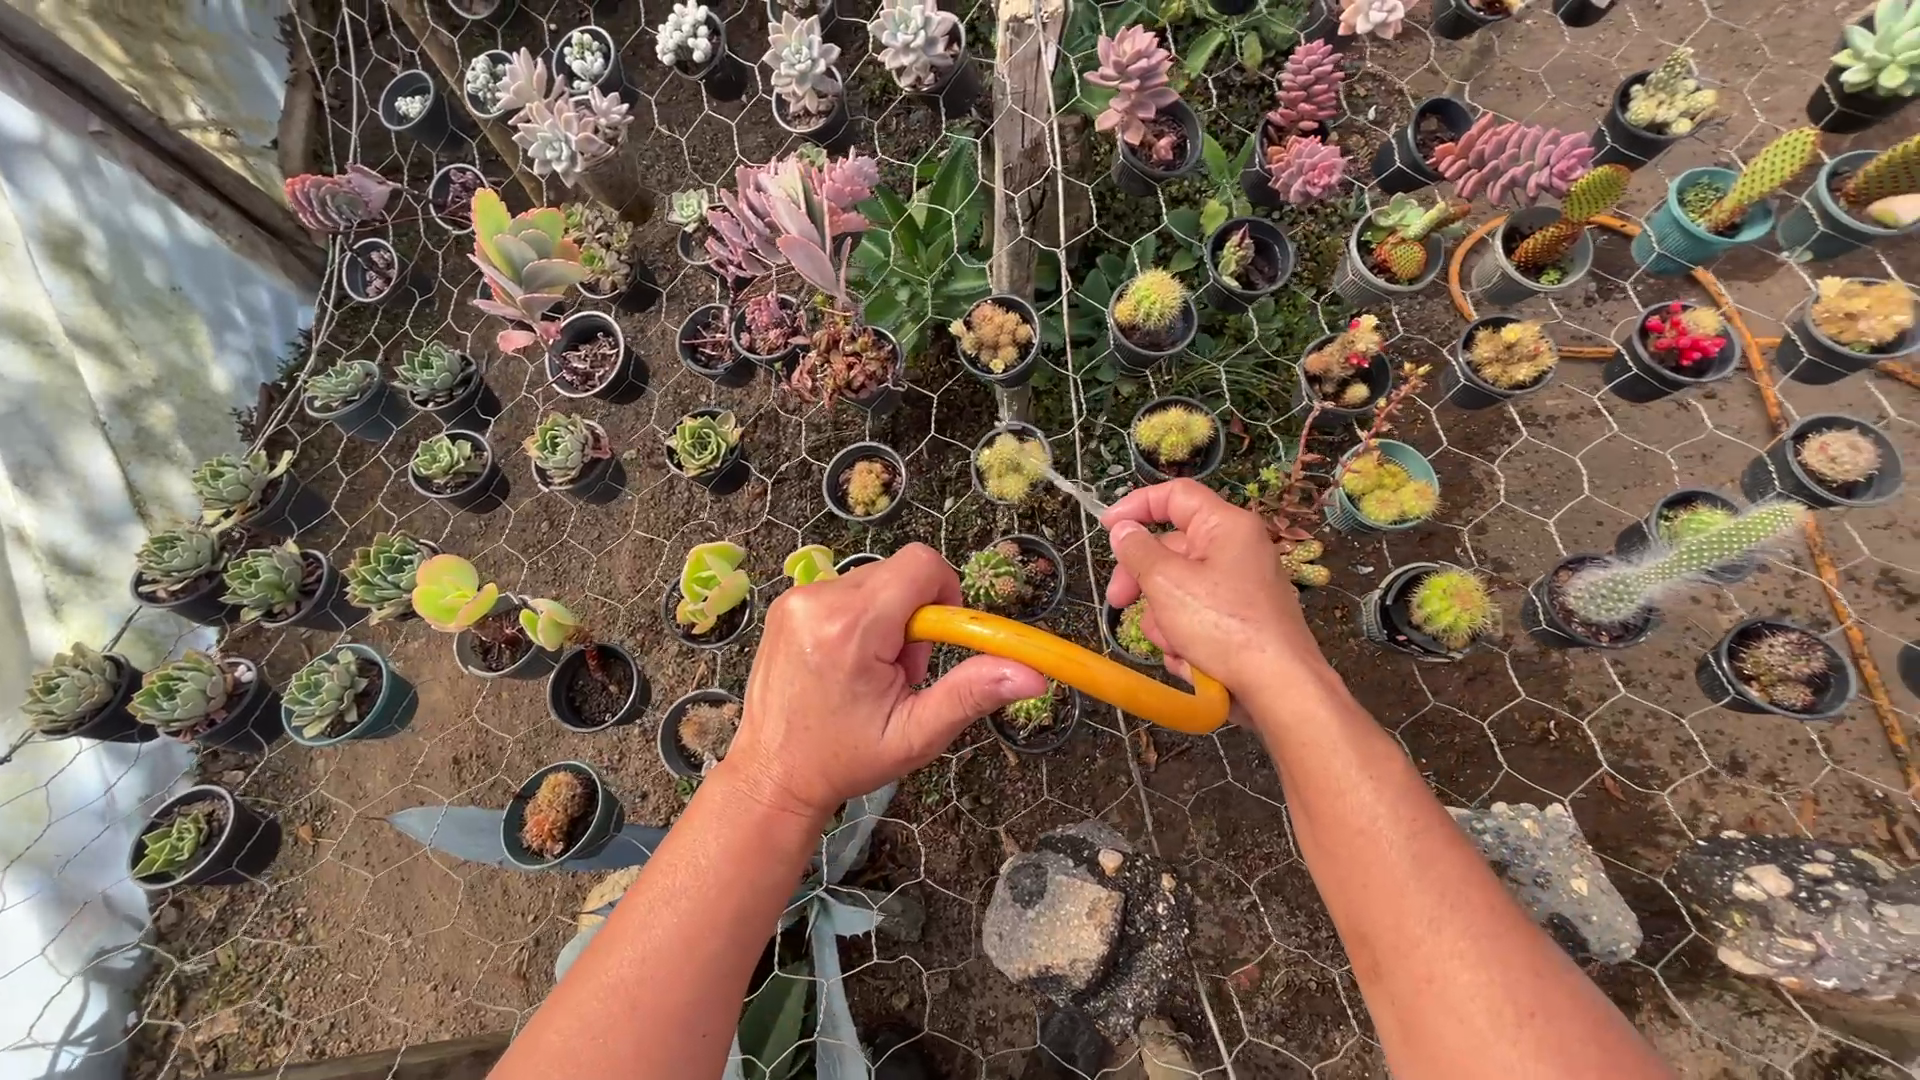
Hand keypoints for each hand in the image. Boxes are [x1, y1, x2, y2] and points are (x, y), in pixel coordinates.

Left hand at [726, 543, 1047, 821]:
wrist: (772, 774)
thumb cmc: (844, 759)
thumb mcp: (917, 735)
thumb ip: (973, 693)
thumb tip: (1031, 672)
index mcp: (852, 628)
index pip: (921, 564)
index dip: (946, 592)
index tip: (937, 639)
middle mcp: (819, 599)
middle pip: (899, 573)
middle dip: (915, 615)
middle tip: (900, 671)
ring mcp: (797, 598)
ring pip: (875, 580)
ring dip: (887, 617)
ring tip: (871, 671)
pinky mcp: (787, 603)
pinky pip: (847, 589)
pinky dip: (861, 617)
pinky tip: (849, 661)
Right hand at [1102, 479, 1327, 695]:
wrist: (1279, 688)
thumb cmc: (1224, 626)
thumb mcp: (1166, 583)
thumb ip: (1137, 551)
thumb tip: (1123, 530)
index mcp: (1226, 527)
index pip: (1175, 495)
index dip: (1135, 505)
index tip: (1107, 527)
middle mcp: (1236, 551)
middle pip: (1170, 549)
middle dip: (1141, 580)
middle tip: (1117, 601)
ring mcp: (1239, 589)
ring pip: (1178, 591)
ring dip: (1163, 619)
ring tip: (1174, 643)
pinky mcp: (1239, 623)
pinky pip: (1195, 619)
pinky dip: (1184, 638)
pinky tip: (1191, 661)